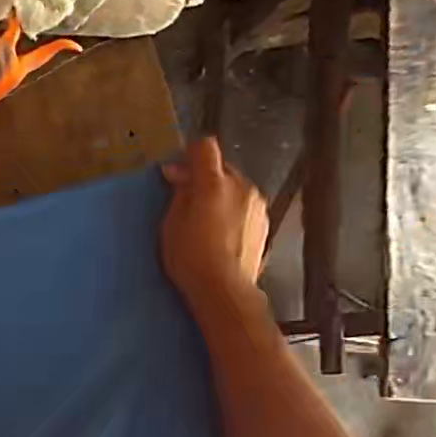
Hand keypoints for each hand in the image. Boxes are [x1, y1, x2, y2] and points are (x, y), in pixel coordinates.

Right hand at [158, 136, 268, 304]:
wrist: (223, 288)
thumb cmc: (190, 257)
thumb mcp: (171, 223)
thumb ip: (178, 192)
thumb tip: (178, 172)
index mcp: (214, 183)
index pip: (205, 148)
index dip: (189, 155)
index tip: (177, 171)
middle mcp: (241, 186)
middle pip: (221, 167)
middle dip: (204, 178)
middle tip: (185, 201)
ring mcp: (256, 204)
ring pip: (234, 188)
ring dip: (219, 196)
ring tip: (203, 223)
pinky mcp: (264, 223)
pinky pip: (244, 207)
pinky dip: (231, 212)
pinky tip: (219, 236)